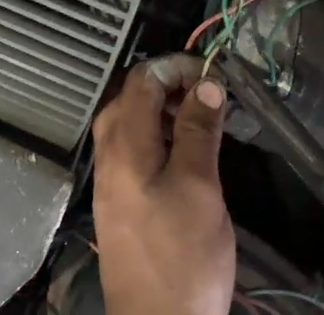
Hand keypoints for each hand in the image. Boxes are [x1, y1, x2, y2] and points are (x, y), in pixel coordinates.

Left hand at [92, 54, 235, 314]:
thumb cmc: (183, 256)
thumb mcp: (200, 188)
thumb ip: (200, 131)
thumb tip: (207, 84)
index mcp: (124, 144)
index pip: (142, 79)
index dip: (177, 67)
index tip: (214, 75)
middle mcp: (109, 154)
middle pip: (130, 96)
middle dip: (168, 84)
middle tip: (208, 94)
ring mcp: (110, 178)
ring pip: (130, 122)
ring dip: (164, 109)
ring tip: (202, 118)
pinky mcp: (119, 200)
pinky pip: (132, 148)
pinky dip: (157, 135)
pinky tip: (184, 151)